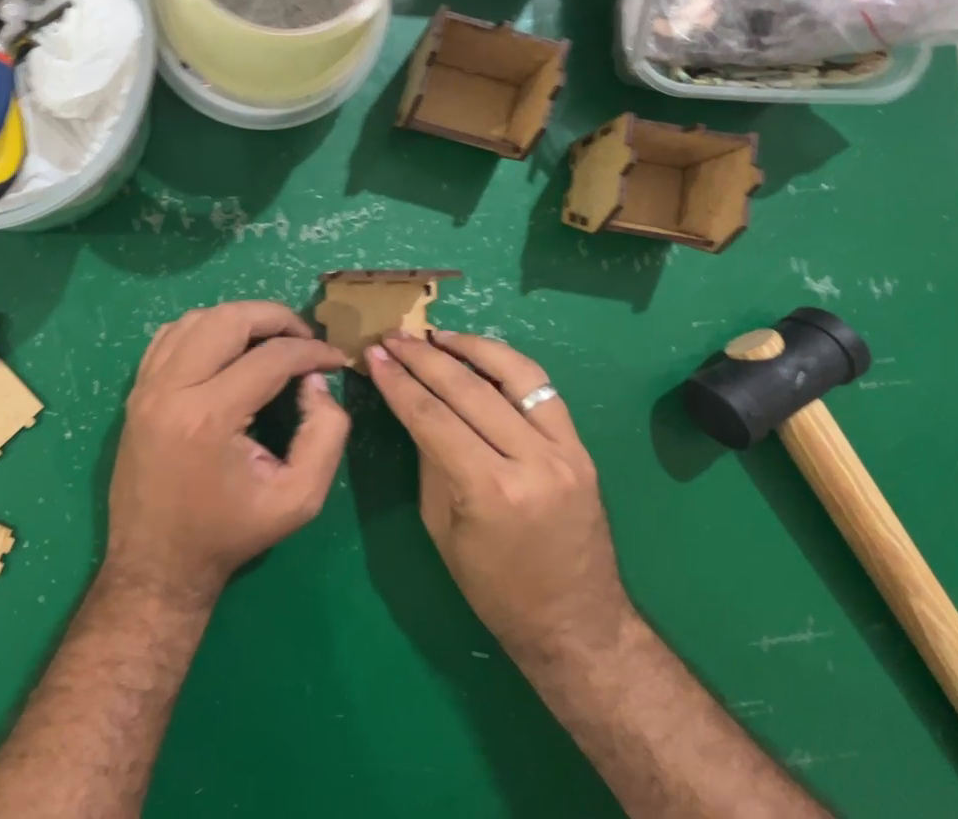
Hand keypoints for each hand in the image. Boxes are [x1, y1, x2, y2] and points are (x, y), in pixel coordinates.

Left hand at [105, 302, 350, 605]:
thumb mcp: (299, 497)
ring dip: (239, 320)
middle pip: (228, 319)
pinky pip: (169, 337)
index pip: (271, 357)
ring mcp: (146, 388)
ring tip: (272, 341)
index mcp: (209, 417)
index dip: (312, 351)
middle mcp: (171, 390)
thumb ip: (325, 433)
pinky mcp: (136, 393)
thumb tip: (315, 382)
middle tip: (305, 338)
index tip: (335, 359)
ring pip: (195, 319)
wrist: (159, 562)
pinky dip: (204, 330)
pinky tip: (228, 350)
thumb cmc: (231, 533)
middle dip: (276, 318)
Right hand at [365, 331, 633, 663]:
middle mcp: (531, 461)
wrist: (574, 621)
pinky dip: (510, 367)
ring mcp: (565, 451)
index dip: (398, 383)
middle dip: (424, 358)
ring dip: (472, 348)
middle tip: (395, 336)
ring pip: (515, 376)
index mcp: (489, 490)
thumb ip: (431, 461)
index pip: (432, 417)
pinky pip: (543, 393)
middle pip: (469, 389)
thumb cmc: (494, 589)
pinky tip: (483, 357)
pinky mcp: (582, 449)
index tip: (375, 355)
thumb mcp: (442, 528)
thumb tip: (416, 409)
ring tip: (438, 335)